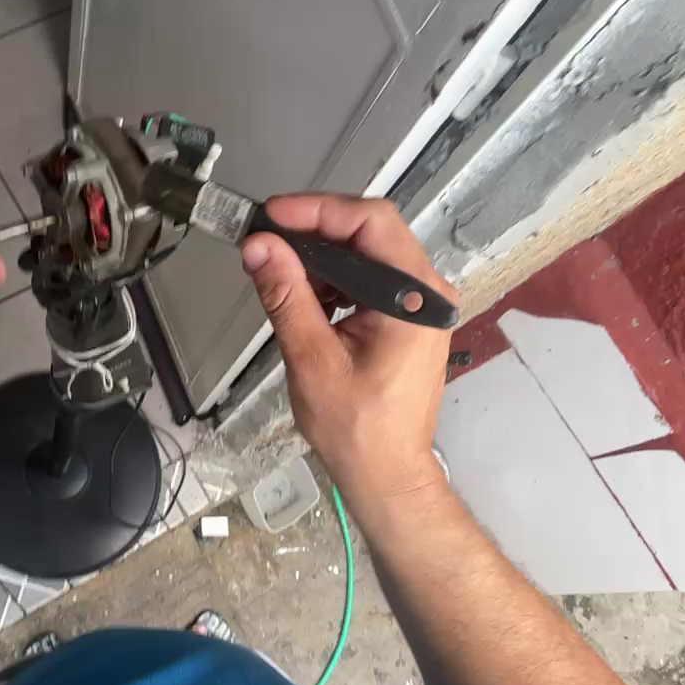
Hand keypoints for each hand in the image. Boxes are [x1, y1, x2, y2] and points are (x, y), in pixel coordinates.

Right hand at [242, 195, 456, 502]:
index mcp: (413, 298)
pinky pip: (371, 284)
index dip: (317, 210)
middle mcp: (426, 293)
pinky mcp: (407, 322)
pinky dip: (335, 282)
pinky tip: (304, 297)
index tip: (271, 216)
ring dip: (322, 259)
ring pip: (369, 257)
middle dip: (314, 232)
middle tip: (266, 239)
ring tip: (278, 272)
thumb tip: (259, 248)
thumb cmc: (356, 430)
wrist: (385, 474)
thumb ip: (287, 296)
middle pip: (371, 234)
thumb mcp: (312, 359)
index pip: (370, 223)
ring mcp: (419, 308)